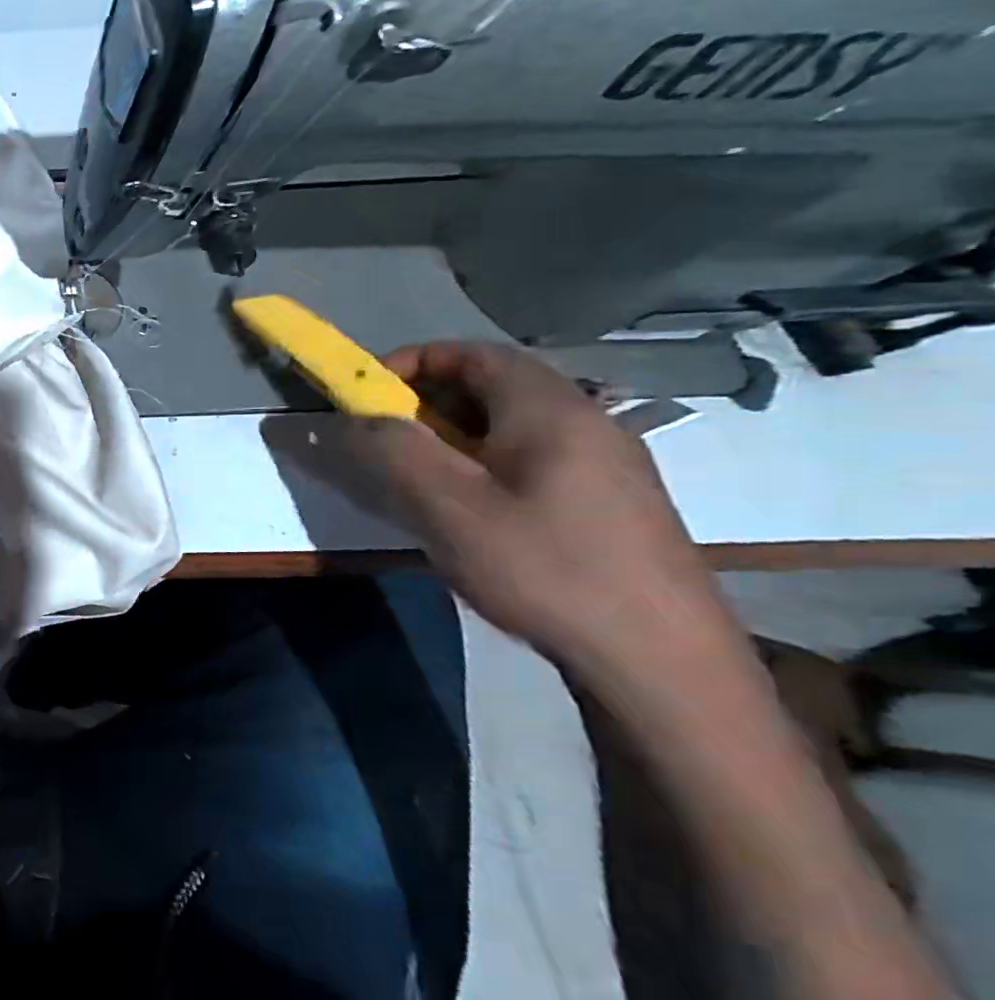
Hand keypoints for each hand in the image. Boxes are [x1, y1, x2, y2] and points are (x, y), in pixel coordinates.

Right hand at [327, 341, 741, 675]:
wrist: (659, 659)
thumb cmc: (545, 569)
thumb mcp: (451, 509)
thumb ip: (395, 452)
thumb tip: (352, 418)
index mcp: (547, 407)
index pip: (472, 352)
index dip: (412, 362)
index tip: (369, 396)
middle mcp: (586, 418)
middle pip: (494, 386)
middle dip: (430, 404)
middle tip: (390, 444)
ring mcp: (609, 461)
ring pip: (514, 426)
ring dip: (458, 438)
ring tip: (427, 484)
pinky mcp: (616, 502)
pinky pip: (537, 460)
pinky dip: (491, 466)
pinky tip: (480, 518)